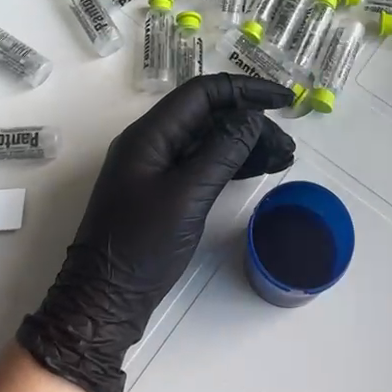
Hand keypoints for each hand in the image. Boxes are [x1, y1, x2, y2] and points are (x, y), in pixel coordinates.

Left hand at [16, 74, 295, 391]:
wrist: (104, 301)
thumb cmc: (142, 247)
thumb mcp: (187, 196)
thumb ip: (222, 152)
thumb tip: (252, 118)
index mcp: (150, 134)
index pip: (203, 92)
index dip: (246, 90)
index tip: (283, 101)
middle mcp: (152, 142)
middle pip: (209, 114)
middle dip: (251, 122)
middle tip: (287, 145)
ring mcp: (157, 167)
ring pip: (209, 139)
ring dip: (247, 144)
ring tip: (284, 157)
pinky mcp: (164, 191)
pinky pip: (204, 163)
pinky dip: (233, 164)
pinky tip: (260, 170)